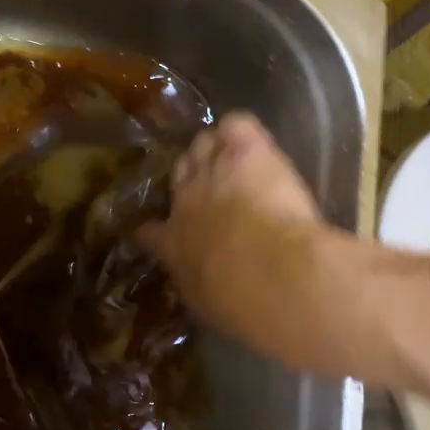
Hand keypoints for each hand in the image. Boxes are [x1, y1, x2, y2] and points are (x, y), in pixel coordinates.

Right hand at [139, 112, 387, 379]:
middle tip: (217, 187)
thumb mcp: (211, 306)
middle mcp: (187, 201)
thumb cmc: (245, 304)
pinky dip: (242, 130)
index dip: (160, 226)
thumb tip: (204, 284)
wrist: (275, 277)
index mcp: (175, 245)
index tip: (164, 228)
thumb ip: (202, 286)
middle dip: (194, 175)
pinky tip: (254, 141)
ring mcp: (213, 171)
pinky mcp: (245, 150)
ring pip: (204, 143)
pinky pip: (236, 124)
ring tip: (239, 160)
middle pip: (180, 172)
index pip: (153, 230)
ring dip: (218, 151)